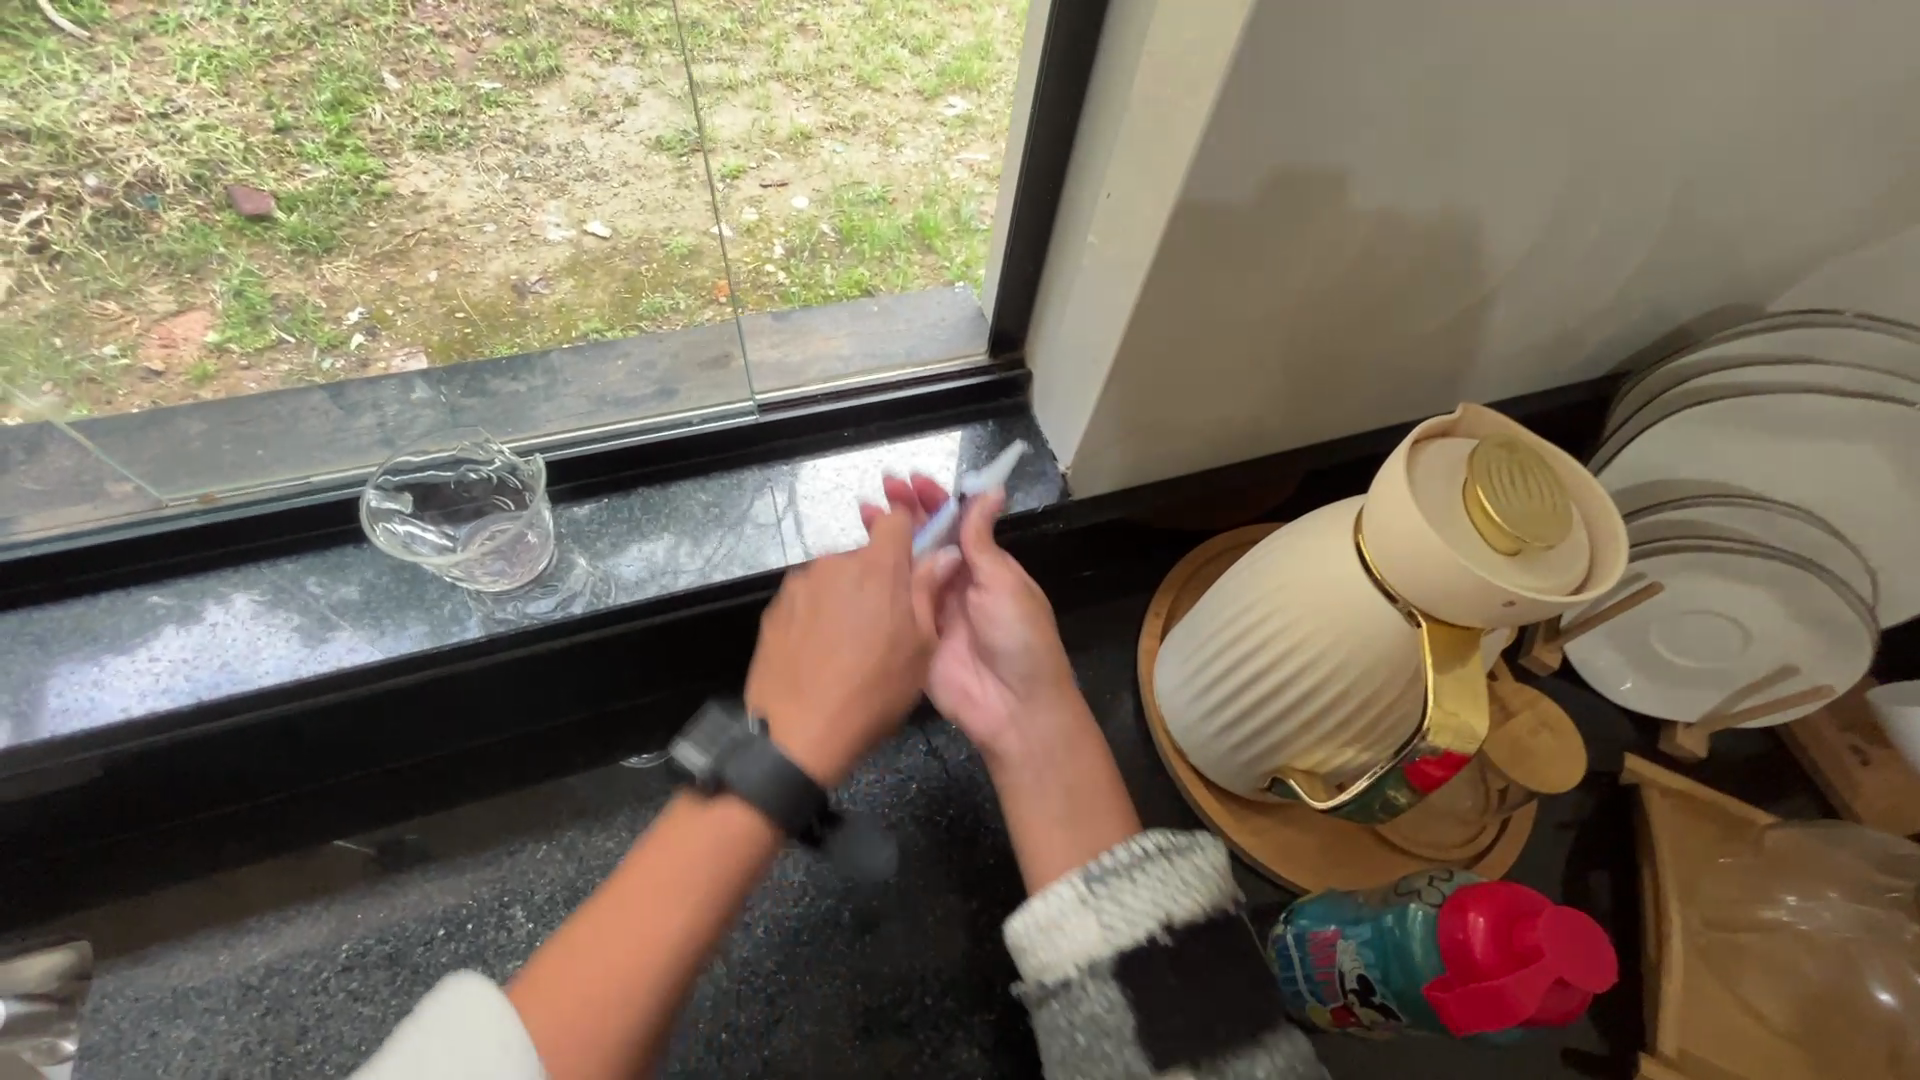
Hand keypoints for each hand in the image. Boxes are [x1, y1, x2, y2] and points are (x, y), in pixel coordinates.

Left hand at [745, 494, 957, 785]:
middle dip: (877, 578)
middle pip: (864, 555)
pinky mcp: (775, 607)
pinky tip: (819, 652)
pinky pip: (807, 598)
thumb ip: (929, 592)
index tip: (912, 561)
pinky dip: (817, 614)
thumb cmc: (872, 692)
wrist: (796, 733)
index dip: (907, 533)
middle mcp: (835, 564)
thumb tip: (944, 554)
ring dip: (846, 596)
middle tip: (884, 622)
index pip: (896, 518)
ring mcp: (800, 584)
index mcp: (878, 568)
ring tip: (847, 643)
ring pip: (834, 577)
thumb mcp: (920, 648)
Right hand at [861, 477, 1078, 764]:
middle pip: (927, 541)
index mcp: (985, 567)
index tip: (914, 481)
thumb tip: (990, 490)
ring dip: (889, 540)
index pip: (957, 524)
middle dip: (907, 514)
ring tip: (867, 512)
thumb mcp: (1004, 582)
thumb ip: (983, 540)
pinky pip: (894, 604)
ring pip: (906, 567)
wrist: (1013, 706)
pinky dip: (877, 581)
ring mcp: (932, 609)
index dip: (936, 501)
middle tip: (884, 488)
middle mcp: (956, 582)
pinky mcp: (912, 635)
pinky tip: (860, 559)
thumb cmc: (1019, 638)